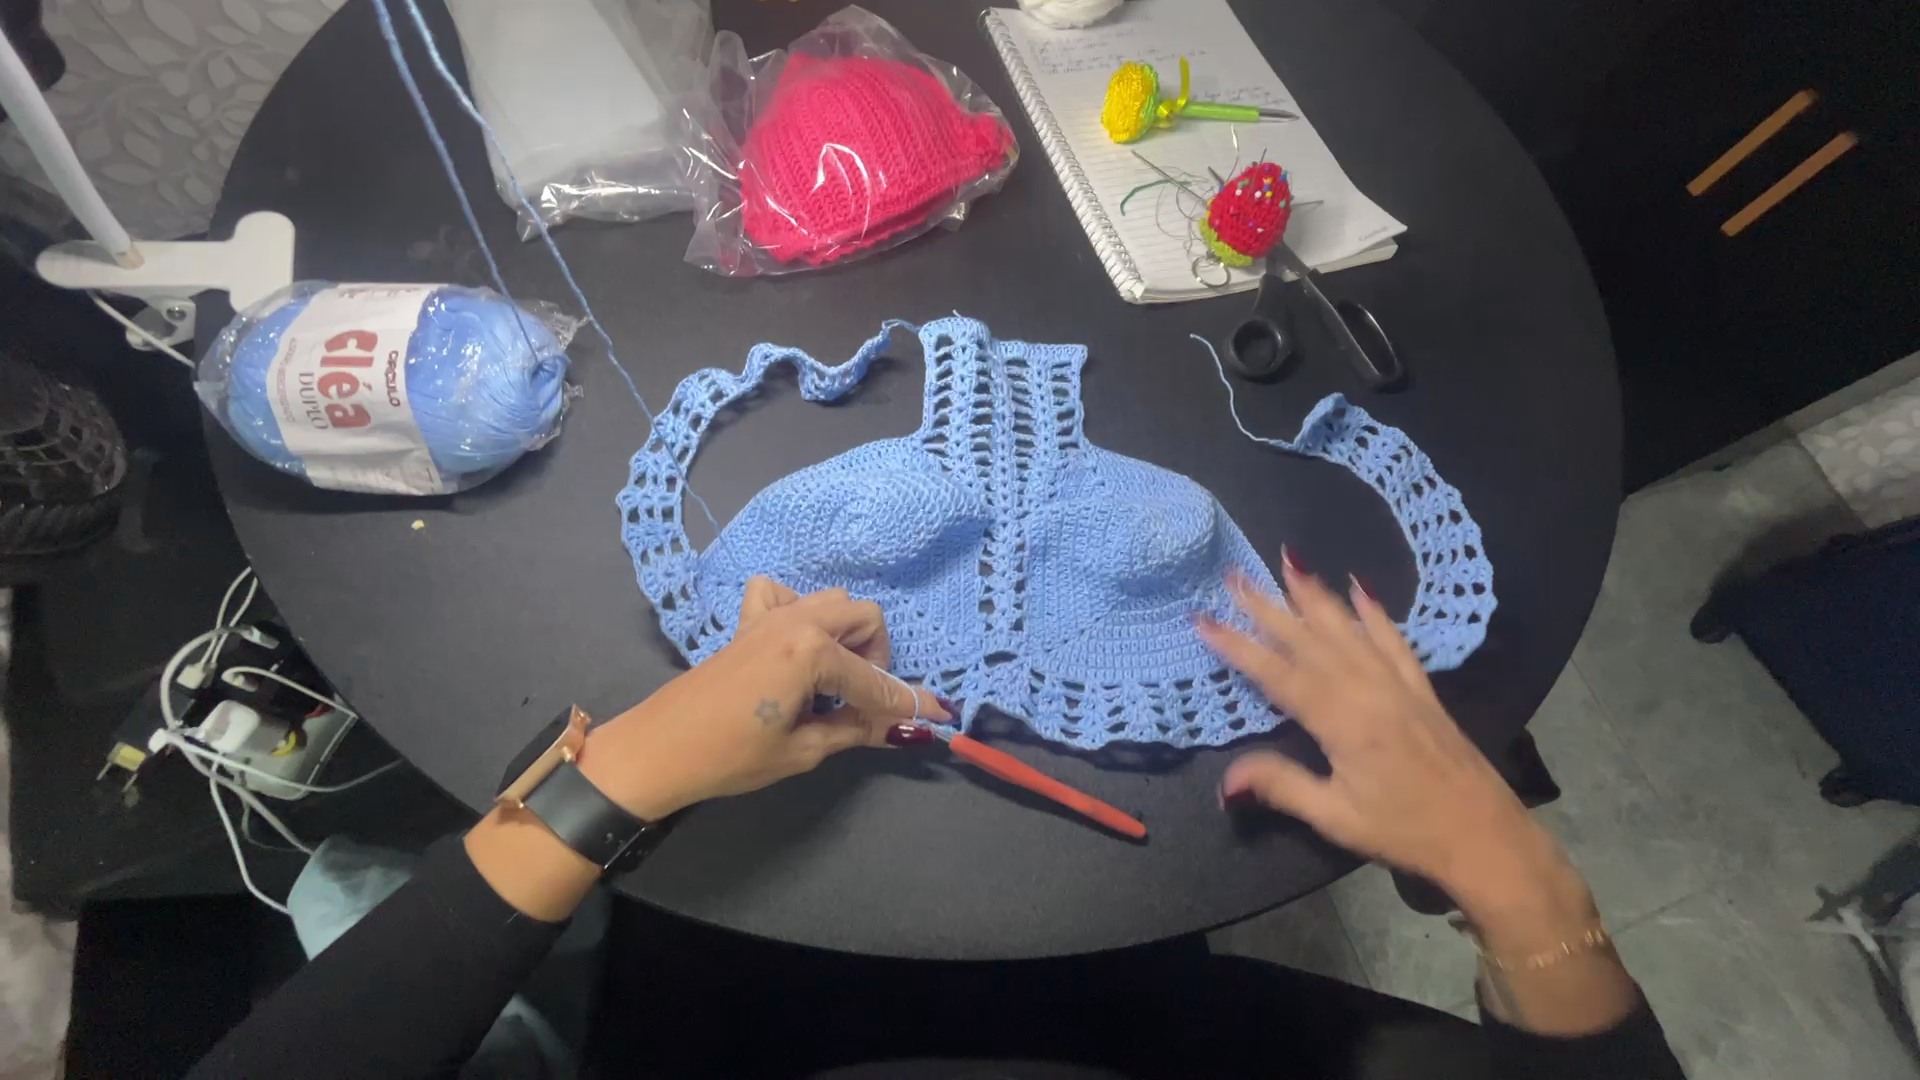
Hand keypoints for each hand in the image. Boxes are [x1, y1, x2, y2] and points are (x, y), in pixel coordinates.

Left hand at [578, 577, 949, 820]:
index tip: (937, 714)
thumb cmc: (731, 755)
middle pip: (864, 616)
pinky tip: (793, 646)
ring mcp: (770, 615)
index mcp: (811, 651)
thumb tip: (903, 728)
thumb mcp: (803, 749)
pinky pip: (783, 594)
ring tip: (830, 678)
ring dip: (845, 634)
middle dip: (875, 656)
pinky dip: (798, 612)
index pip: (874, 680)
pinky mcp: (748, 622)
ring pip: (832, 601)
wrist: (658, 748)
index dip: (906, 703)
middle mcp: (797, 621)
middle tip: (858, 698)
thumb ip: (857, 729)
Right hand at [1195, 557, 1560, 906]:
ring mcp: (1396, 684)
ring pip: (1346, 629)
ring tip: (1288, 562)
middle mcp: (1366, 689)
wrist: (1486, 838)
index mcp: (1340, 720)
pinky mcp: (1419, 688)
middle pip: (1307, 639)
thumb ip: (1281, 786)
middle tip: (1233, 576)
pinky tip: (1358, 589)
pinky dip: (1373, 612)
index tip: (1202, 619)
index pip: (1276, 673)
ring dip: (1314, 595)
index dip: (1236, 645)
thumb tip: (1224, 780)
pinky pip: (1392, 640)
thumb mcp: (1336, 816)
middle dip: (1266, 606)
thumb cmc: (1404, 830)